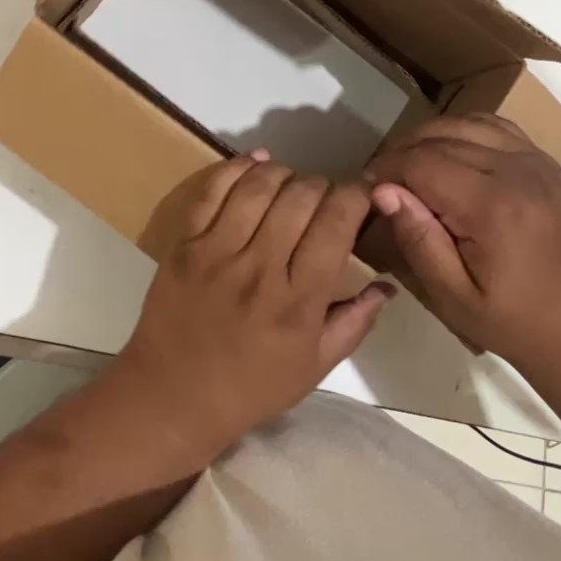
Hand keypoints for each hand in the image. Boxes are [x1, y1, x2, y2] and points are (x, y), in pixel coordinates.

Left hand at [111, 152, 395, 461]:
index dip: (356, 195)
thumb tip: (388, 284)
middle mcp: (259, 269)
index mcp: (298, 301)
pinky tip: (257, 164)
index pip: (336, 225)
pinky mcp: (184, 243)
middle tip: (326, 194)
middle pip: (300, 197)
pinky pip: (213, 190)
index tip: (364, 190)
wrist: (172, 396)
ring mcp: (217, 252)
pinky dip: (238, 168)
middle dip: (322, 184)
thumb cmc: (251, 387)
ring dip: (284, 173)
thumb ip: (354, 322)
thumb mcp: (314, 367)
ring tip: (292, 182)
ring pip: (259, 186)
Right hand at [365, 114, 560, 367]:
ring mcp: (536, 160)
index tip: (366, 190)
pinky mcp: (545, 162)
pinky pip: (494, 126)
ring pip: (465, 123)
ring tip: (409, 168)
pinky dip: (463, 131)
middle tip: (382, 183)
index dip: (386, 170)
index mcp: (493, 206)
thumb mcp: (453, 296)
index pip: (421, 162)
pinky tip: (449, 155)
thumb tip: (382, 190)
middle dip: (402, 154)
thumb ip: (418, 239)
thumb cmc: (514, 322)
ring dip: (429, 138)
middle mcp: (517, 170)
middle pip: (440, 138)